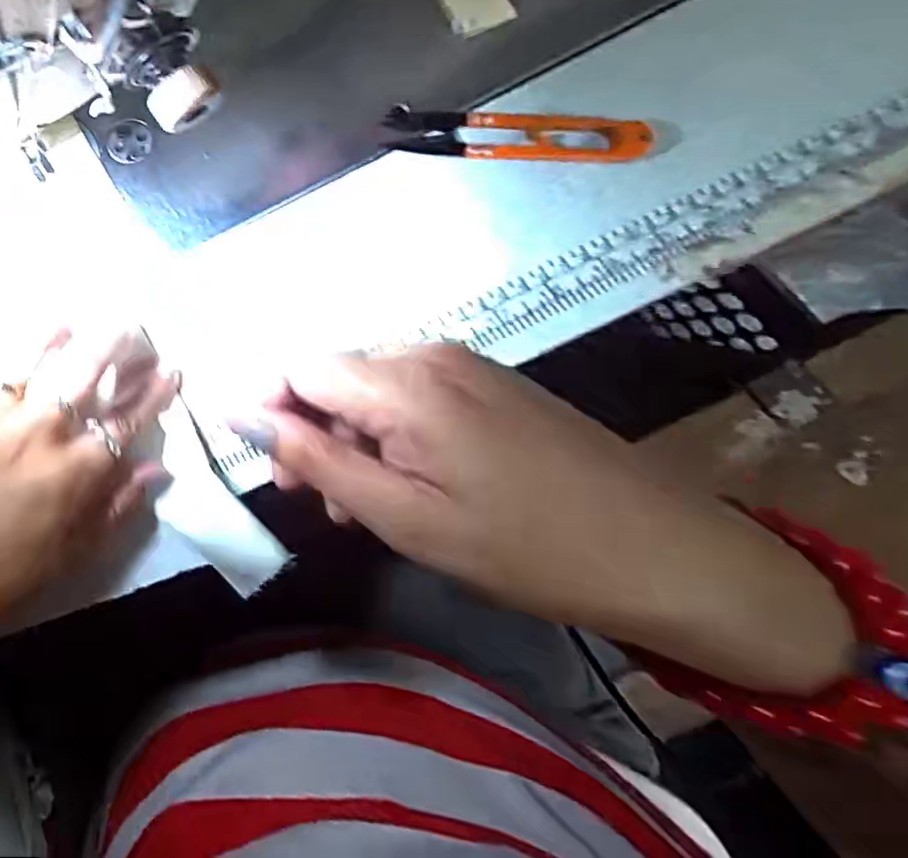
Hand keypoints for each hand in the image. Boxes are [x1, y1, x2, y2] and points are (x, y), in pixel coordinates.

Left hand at [0, 331, 177, 689]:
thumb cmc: (3, 572)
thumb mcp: (73, 551)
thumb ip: (118, 506)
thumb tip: (157, 468)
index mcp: (73, 470)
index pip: (127, 419)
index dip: (154, 392)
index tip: (169, 370)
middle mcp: (37, 431)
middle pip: (86, 370)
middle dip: (116, 343)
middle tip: (127, 328)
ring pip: (26, 354)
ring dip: (51, 333)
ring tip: (66, 325)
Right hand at [234, 343, 854, 693]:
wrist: (666, 551)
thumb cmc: (523, 545)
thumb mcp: (402, 516)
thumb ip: (314, 459)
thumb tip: (241, 416)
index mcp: (402, 381)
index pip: (298, 369)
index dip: (273, 414)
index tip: (280, 472)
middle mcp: (427, 354)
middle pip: (334, 378)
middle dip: (314, 435)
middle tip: (326, 504)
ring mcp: (464, 364)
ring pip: (372, 391)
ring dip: (355, 442)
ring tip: (373, 507)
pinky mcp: (489, 382)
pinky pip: (413, 396)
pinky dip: (394, 436)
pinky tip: (415, 483)